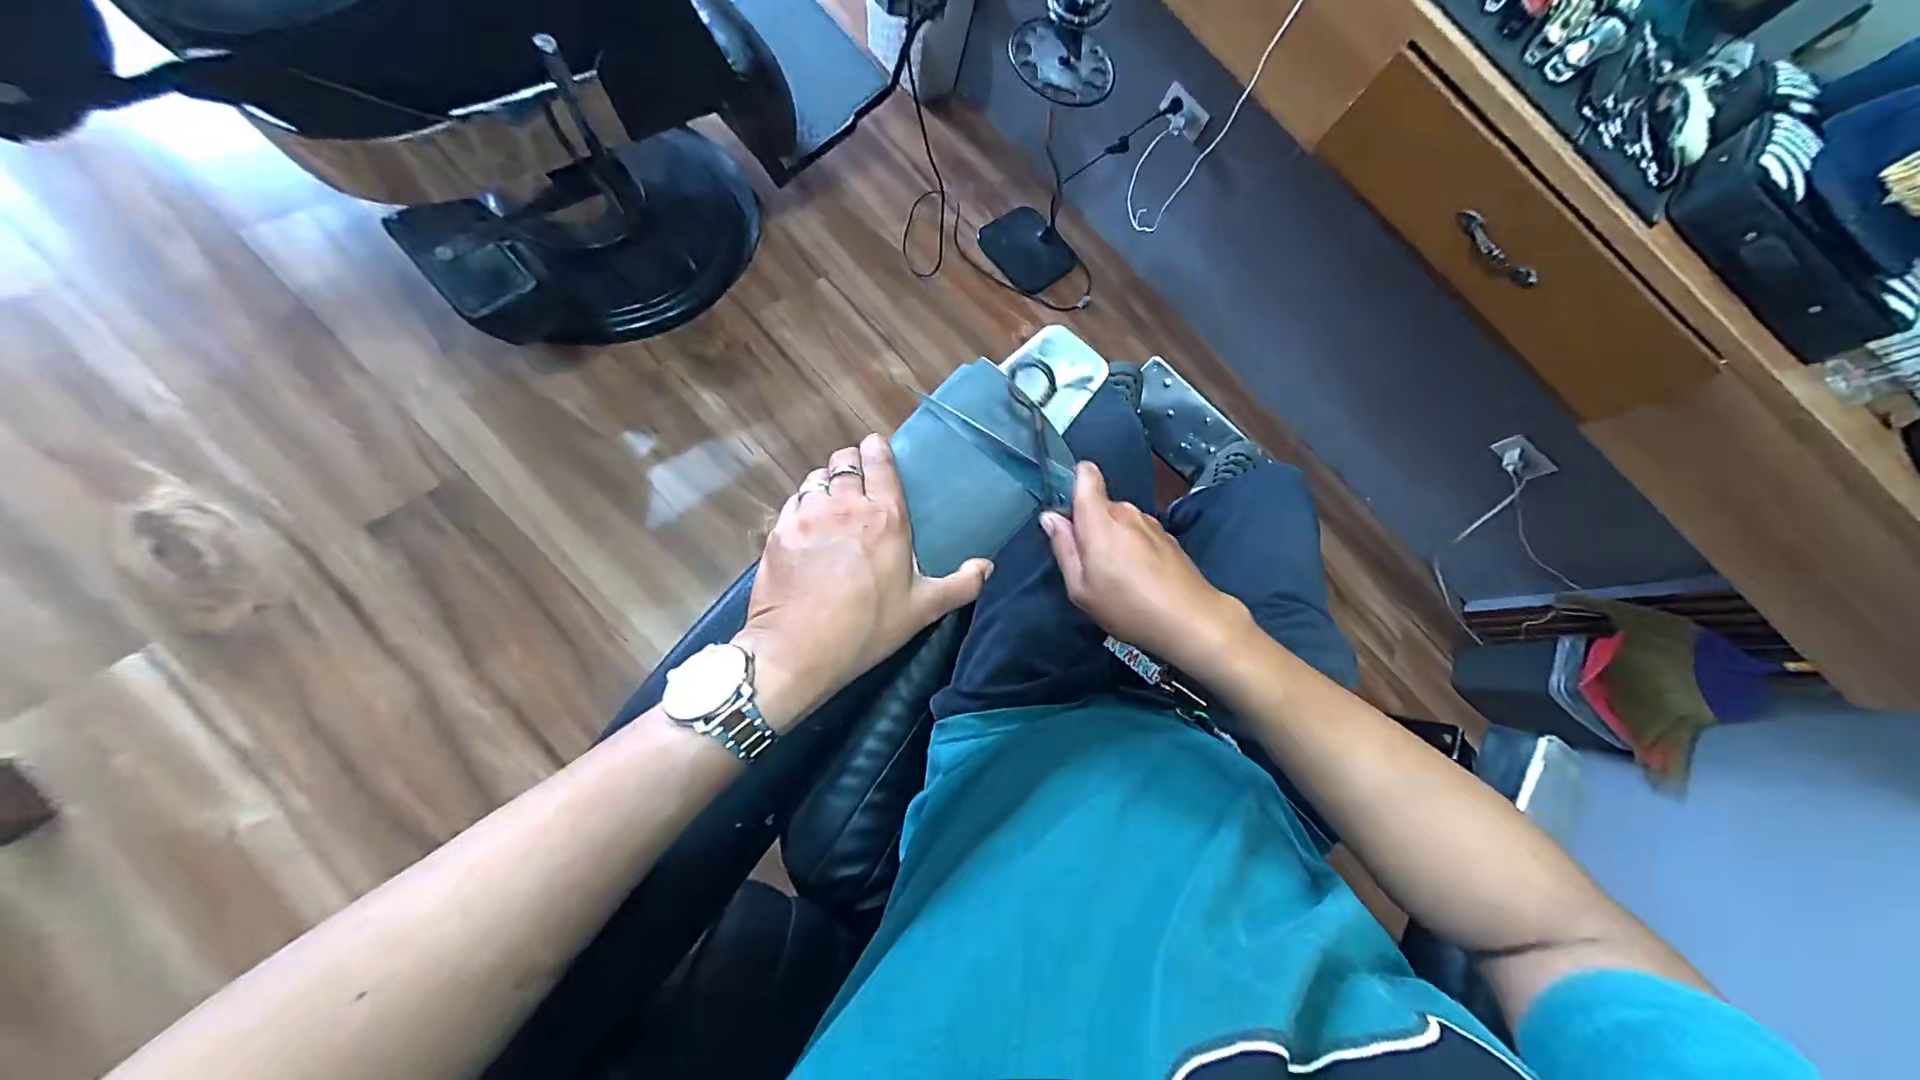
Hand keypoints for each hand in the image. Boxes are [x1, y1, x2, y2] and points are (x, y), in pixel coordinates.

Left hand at [735, 434, 992, 729]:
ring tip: (830, 505)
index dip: (877, 449)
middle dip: (850, 464)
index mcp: (885, 517)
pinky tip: (806, 528)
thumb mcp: (922, 609)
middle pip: (843, 462)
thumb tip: (987, 567)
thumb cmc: (867, 627)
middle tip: (856, 483)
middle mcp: (845, 505)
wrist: (797, 650)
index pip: (879, 462)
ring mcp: (807, 515)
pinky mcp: (778, 531)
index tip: (876, 449)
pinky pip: (792, 504)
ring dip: (825, 485)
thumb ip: (960, 585)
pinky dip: (801, 507)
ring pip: (814, 479)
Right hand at [1040, 462, 1252, 679]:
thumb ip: (1063, 548)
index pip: (1087, 475)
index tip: (1069, 513)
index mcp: (1100, 520)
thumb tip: (1050, 518)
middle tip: (1091, 564)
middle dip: (1091, 526)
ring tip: (1118, 576)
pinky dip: (1134, 548)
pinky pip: (1139, 533)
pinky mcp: (1167, 536)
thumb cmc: (1127, 607)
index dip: (1075, 484)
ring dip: (1114, 539)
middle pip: (1101, 504)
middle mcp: (1126, 512)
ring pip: (1120, 520)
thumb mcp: (1080, 588)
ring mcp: (1151, 523)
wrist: (1190, 619)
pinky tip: (1140, 578)